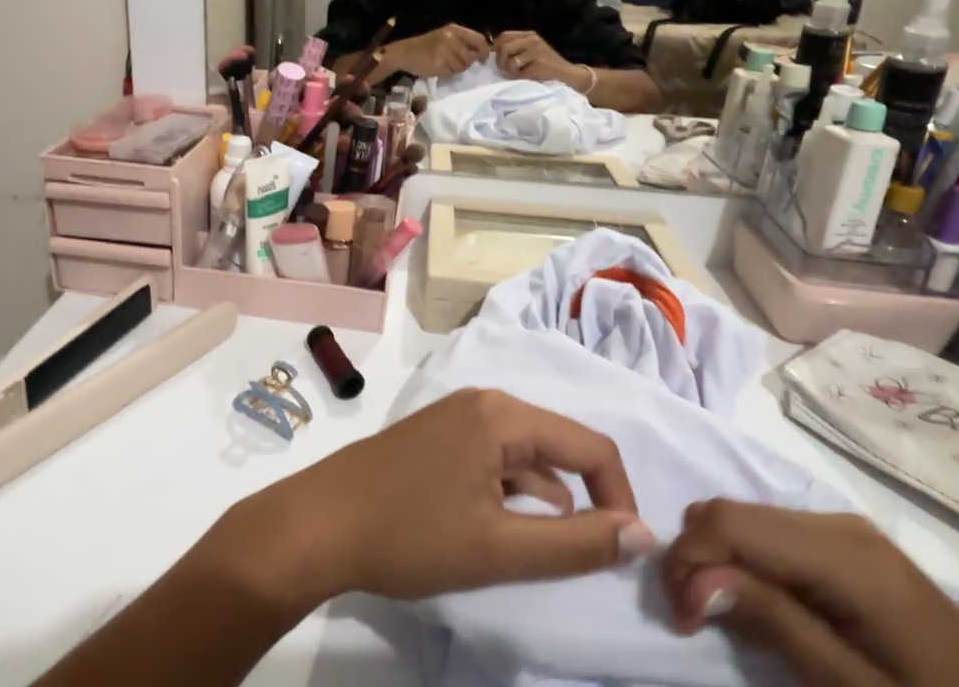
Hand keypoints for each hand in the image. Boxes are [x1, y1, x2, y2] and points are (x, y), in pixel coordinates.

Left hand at [198, 389, 653, 613]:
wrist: (314, 527)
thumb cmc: (408, 535)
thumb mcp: (499, 549)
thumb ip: (576, 544)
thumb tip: (644, 534)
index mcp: (502, 415)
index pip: (591, 447)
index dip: (619, 498)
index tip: (622, 550)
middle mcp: (481, 403)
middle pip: (558, 445)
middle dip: (581, 499)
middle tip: (579, 555)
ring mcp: (452, 418)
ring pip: (523, 455)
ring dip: (543, 500)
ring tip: (535, 548)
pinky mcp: (433, 438)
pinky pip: (491, 459)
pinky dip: (508, 493)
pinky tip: (496, 529)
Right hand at [385, 24, 488, 77]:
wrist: (404, 52)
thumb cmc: (426, 46)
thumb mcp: (446, 37)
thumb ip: (463, 42)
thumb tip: (481, 53)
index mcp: (454, 29)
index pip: (479, 40)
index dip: (484, 51)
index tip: (482, 60)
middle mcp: (450, 38)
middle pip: (471, 57)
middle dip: (466, 64)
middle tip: (454, 63)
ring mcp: (444, 51)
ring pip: (462, 67)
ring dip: (455, 69)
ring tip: (444, 64)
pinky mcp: (438, 63)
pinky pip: (451, 73)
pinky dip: (446, 74)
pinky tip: (437, 68)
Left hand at [496, 30, 586, 90]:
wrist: (569, 76)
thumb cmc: (547, 66)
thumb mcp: (531, 52)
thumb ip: (515, 49)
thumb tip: (490, 53)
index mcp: (529, 35)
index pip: (503, 36)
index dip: (495, 49)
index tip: (497, 60)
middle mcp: (532, 40)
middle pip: (503, 48)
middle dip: (500, 62)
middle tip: (506, 70)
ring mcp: (537, 51)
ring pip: (509, 61)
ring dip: (510, 72)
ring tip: (517, 74)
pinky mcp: (539, 65)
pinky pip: (518, 73)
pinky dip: (519, 78)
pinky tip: (527, 79)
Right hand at [662, 501, 958, 686]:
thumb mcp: (850, 686)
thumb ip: (773, 623)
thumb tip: (696, 577)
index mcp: (842, 555)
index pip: (728, 522)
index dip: (687, 561)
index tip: (683, 621)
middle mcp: (838, 523)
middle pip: (730, 512)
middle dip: (695, 559)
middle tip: (693, 620)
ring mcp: (846, 528)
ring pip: (745, 517)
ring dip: (716, 558)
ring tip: (720, 613)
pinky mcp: (849, 542)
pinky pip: (772, 532)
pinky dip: (744, 559)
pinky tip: (756, 601)